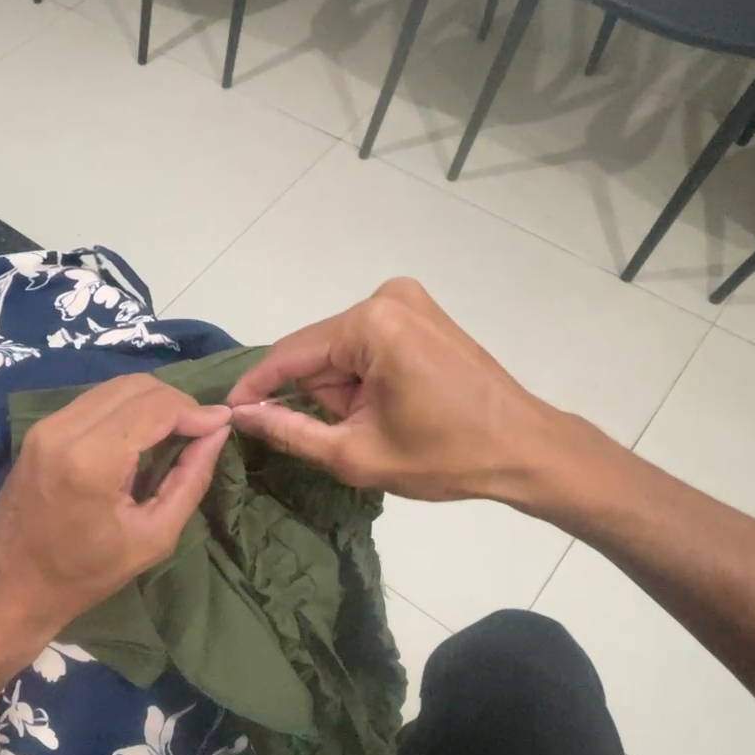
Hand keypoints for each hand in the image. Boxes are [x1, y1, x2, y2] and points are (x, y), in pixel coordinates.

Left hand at [0, 374, 230, 635]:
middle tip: (200, 430)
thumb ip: (190, 480)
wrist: (12, 586)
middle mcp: (64, 430)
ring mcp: (46, 426)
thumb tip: (217, 433)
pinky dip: (126, 408)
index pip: (155, 406)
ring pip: (113, 388)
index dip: (194, 409)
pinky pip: (93, 401)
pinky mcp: (39, 430)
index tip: (221, 424)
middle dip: (176, 402)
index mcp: (91, 459)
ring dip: (151, 402)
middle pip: (135, 387)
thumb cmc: (85, 574)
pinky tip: (141, 434)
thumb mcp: (153, 537)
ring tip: (176, 431)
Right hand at [227, 278, 587, 504]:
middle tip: (338, 437)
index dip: (256, 386)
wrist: (525, 450)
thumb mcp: (355, 453)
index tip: (228, 413)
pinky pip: (366, 346)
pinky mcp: (421, 314)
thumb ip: (290, 430)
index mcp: (371, 323)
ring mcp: (408, 301)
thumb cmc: (444, 457)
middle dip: (313, 395)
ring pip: (340, 351)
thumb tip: (241, 416)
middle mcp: (387, 297)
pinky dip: (360, 379)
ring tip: (373, 427)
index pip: (291, 353)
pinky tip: (383, 409)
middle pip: (318, 351)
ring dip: (340, 391)